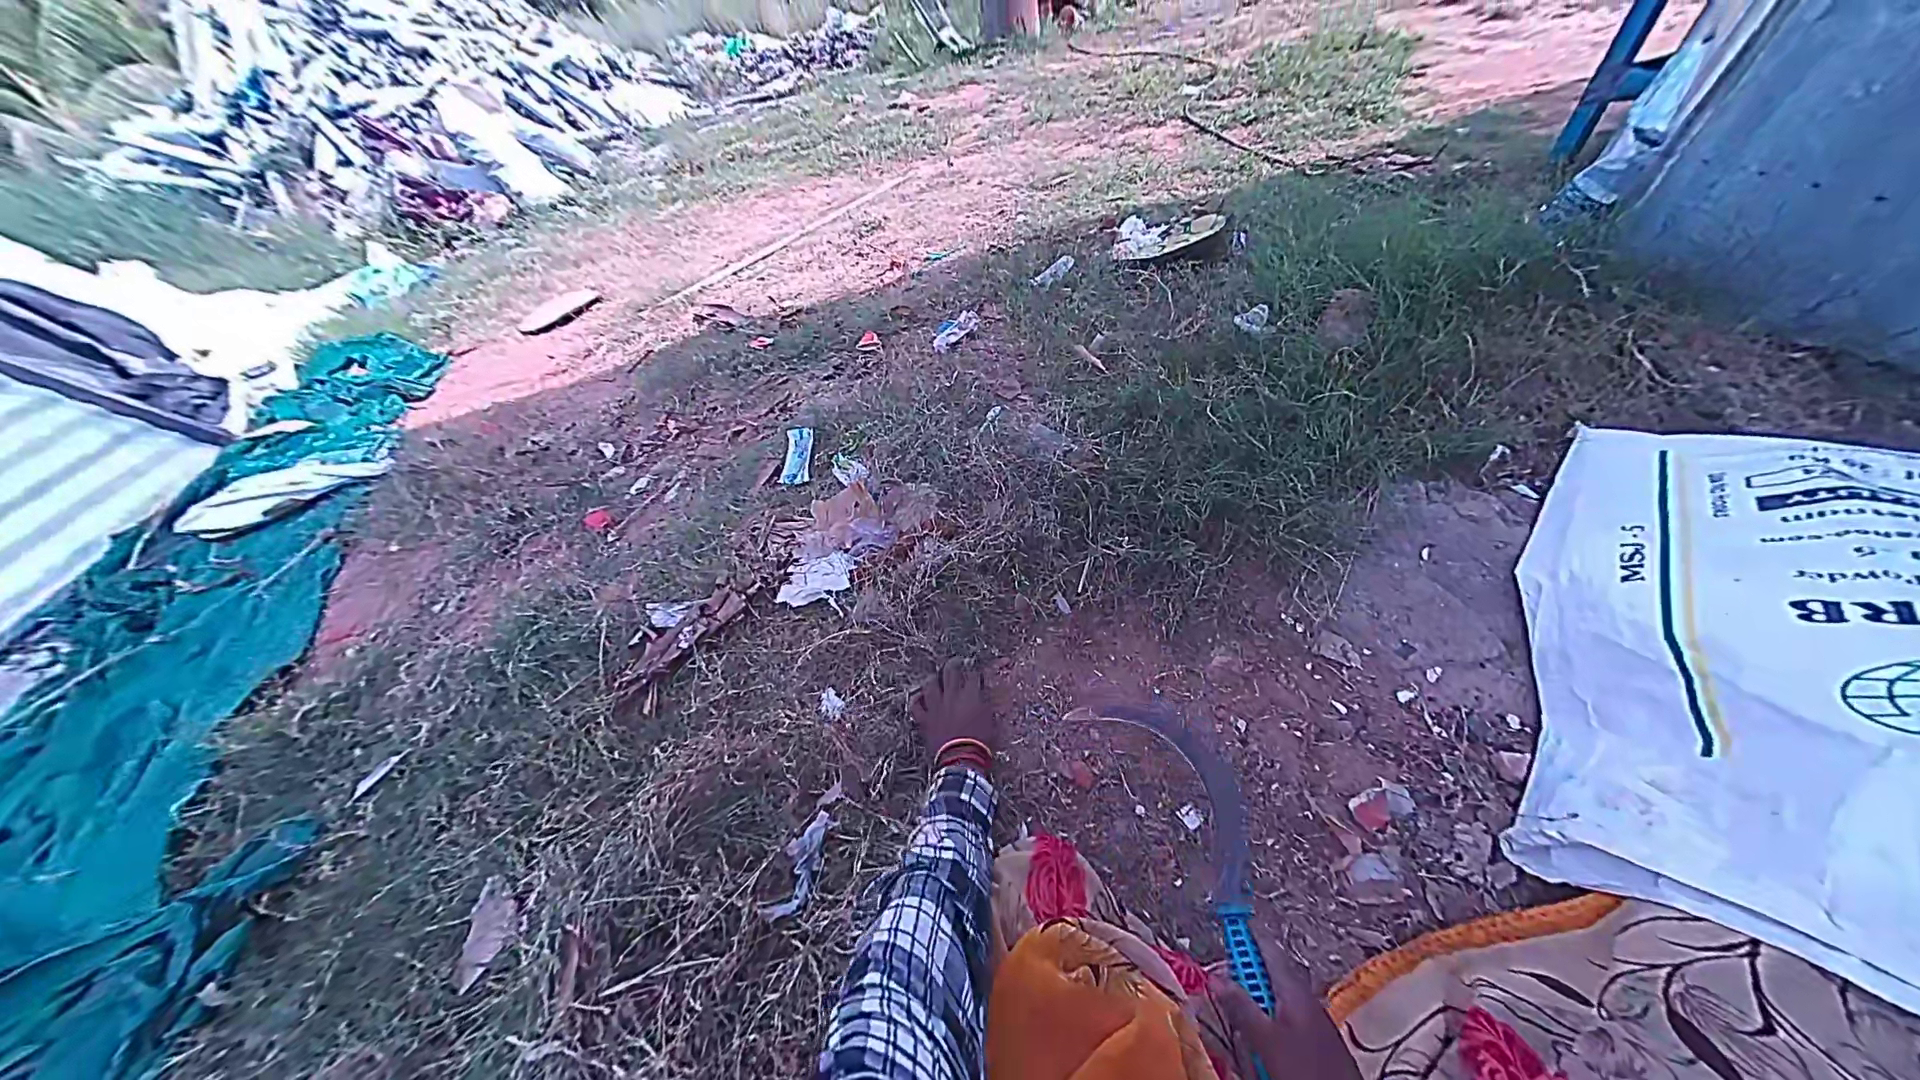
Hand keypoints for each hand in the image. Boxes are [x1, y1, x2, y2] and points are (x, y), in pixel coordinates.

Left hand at [910, 659, 997, 767]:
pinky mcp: (925, 719)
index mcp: (971, 695)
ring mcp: (935, 706)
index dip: (975, 670)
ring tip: (936, 677)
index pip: (973, 674)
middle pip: (950, 672)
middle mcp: (951, 696)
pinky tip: (919, 697)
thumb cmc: (981, 742)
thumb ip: (988, 705)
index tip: (976, 671)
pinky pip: (916, 706)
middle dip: (954, 665)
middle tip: (956, 663)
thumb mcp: (992, 721)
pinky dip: (917, 700)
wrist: (961, 759)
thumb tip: (986, 697)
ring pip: (930, 684)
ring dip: (934, 679)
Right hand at [1207, 935, 1359, 1079]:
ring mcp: (1311, 1017)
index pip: (1266, 946)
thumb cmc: (1304, 1069)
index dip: (1244, 933)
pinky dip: (1266, 1014)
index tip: (1224, 926)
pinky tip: (1259, 1034)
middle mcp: (1304, 996)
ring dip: (1253, 996)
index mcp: (1293, 988)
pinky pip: (1284, 1013)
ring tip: (1236, 1010)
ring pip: (1275, 993)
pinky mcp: (1315, 1037)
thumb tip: (1215, 975)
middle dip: (1243, 970)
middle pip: (1268, 969)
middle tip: (1220, 979)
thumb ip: (1240, 1006)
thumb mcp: (1264, 1039)